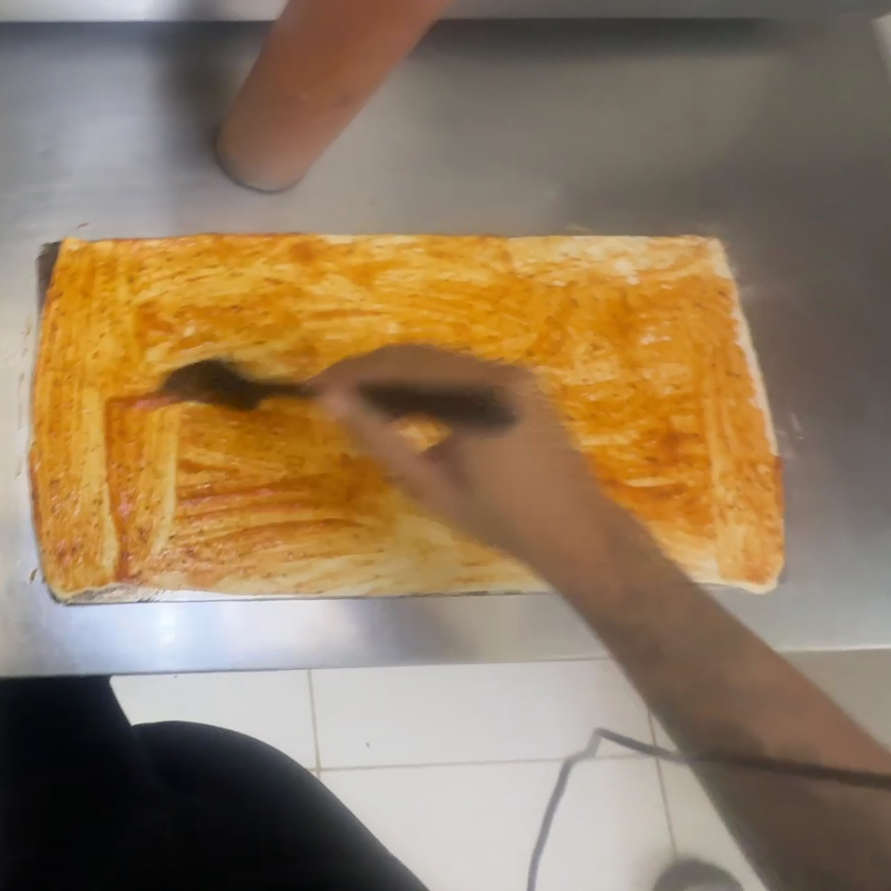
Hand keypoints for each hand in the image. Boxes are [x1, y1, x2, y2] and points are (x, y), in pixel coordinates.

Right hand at [308, 344, 637, 578]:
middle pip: (414, 357)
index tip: (312, 389)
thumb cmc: (500, 518)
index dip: (351, 376)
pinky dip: (416, 385)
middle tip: (325, 393)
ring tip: (350, 402)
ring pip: (431, 362)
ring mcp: (510, 375)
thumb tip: (329, 401)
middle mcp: (499, 372)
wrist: (578, 533)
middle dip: (364, 372)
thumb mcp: (427, 482)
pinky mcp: (513, 384)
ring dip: (387, 377)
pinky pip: (451, 373)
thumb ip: (376, 436)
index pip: (400, 369)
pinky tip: (390, 406)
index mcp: (481, 396)